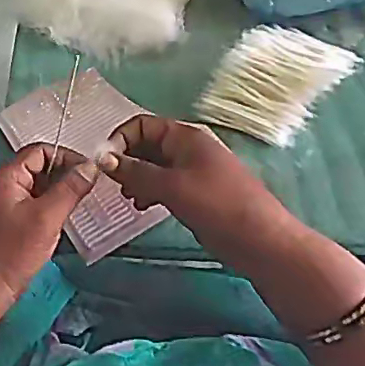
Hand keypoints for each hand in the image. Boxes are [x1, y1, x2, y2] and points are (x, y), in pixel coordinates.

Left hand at [0, 143, 97, 305]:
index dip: (65, 157)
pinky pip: (38, 203)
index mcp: (7, 176)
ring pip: (41, 186)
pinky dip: (54, 206)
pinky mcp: (14, 220)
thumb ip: (69, 189)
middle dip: (66, 174)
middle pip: (41, 167)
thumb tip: (89, 168)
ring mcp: (9, 203)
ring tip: (84, 202)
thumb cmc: (11, 252)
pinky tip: (69, 217)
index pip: (39, 151)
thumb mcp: (46, 217)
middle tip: (90, 186)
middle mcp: (5, 185)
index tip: (88, 170)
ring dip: (62, 191)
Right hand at [99, 115, 293, 240]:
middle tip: (114, 184)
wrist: (261, 241)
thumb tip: (103, 159)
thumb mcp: (171, 186)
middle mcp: (187, 149)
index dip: (120, 139)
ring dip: (136, 178)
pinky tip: (142, 207)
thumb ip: (135, 171)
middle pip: (146, 145)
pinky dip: (149, 191)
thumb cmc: (218, 205)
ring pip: (153, 167)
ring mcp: (192, 172)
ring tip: (128, 197)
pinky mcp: (194, 193)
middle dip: (126, 161)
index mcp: (185, 137)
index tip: (104, 163)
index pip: (142, 125)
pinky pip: (163, 184)